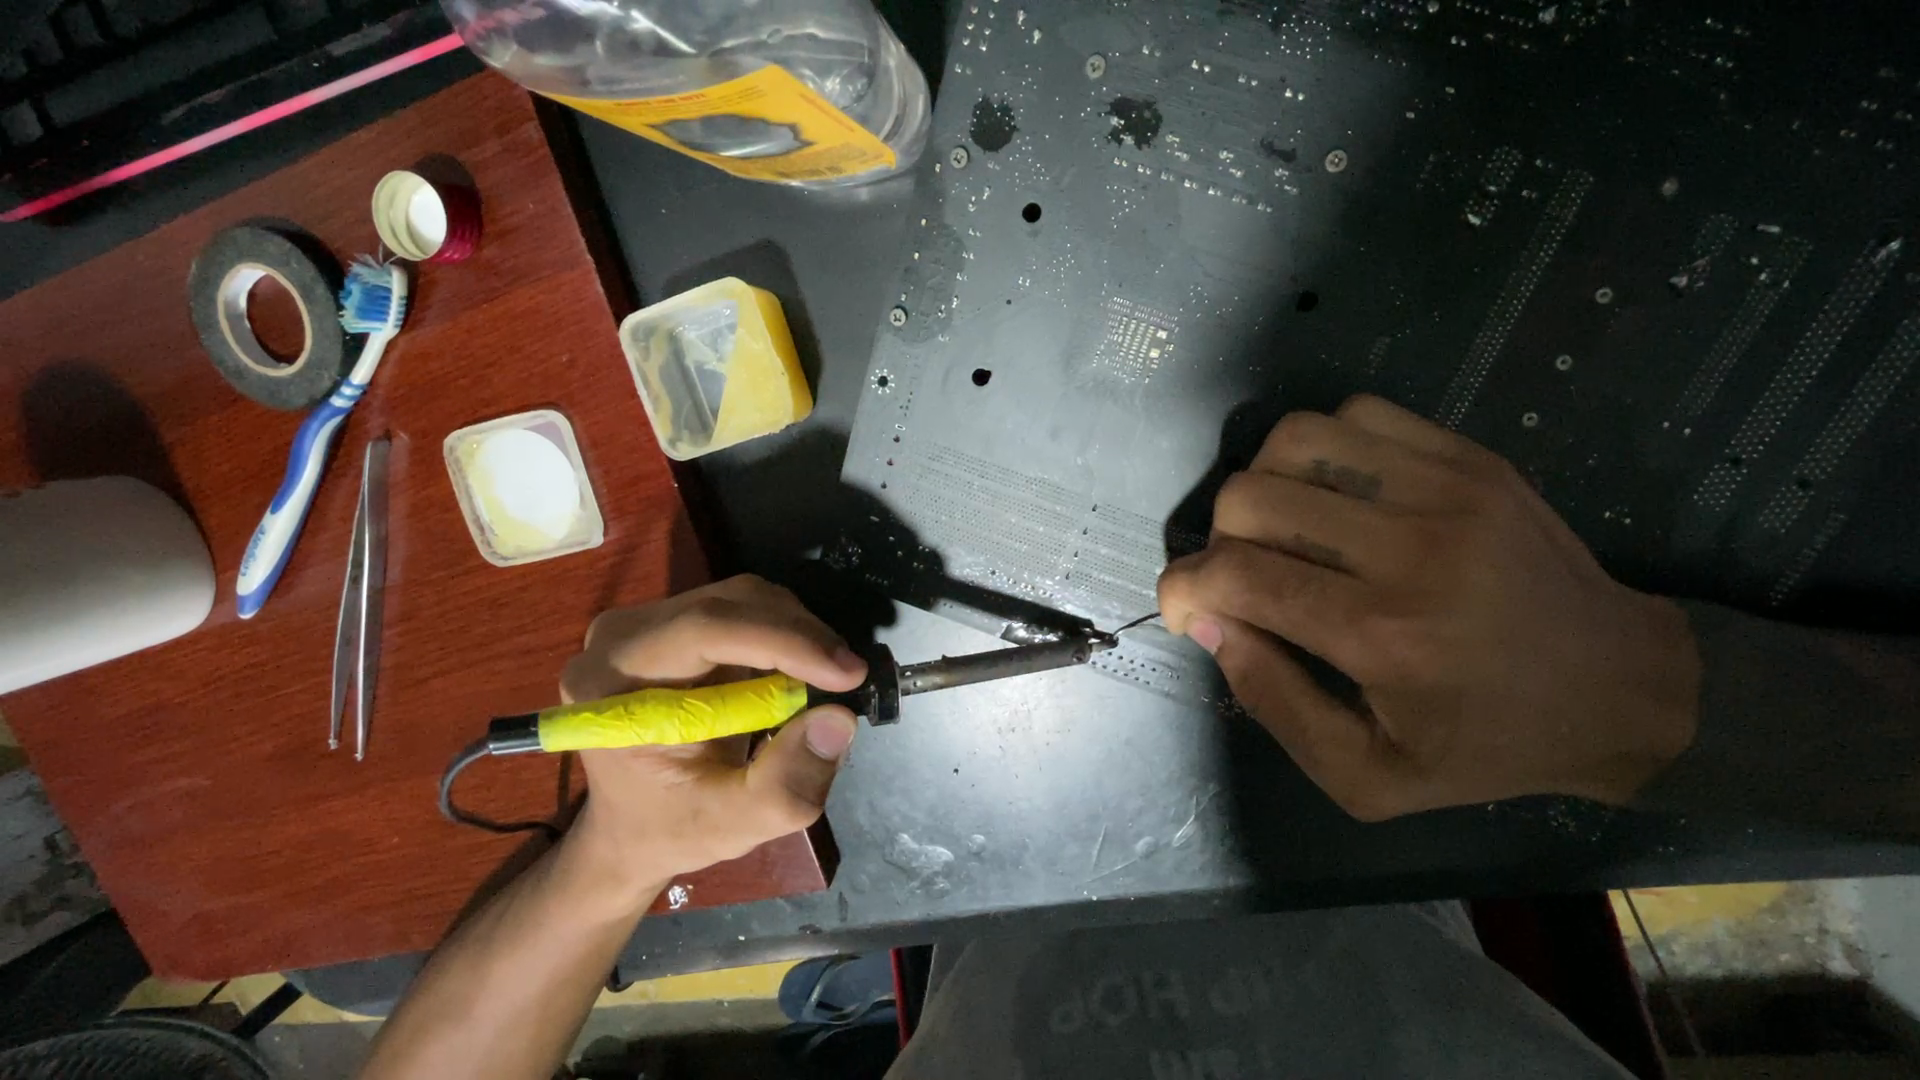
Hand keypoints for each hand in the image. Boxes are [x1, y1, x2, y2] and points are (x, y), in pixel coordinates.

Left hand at [556, 576, 867, 898]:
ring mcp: (649, 625)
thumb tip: (839, 717)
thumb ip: (785, 784)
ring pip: (746, 600)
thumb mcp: (732, 825)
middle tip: (849, 679)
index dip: (782, 641)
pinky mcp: (680, 624)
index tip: (847, 673)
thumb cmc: (671, 828)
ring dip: (798, 636)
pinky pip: (748, 611)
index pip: (702, 630)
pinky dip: (787, 638)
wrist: (634, 826)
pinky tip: (800, 677)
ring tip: (824, 685)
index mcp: (610, 682)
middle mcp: (622, 637)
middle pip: (729, 603)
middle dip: (800, 636)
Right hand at [1157, 395, 1699, 818]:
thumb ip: (1271, 701)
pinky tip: (1336, 495)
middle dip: (1219, 541)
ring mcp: (1447, 489)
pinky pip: (1354, 413)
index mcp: (1382, 635)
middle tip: (1245, 578)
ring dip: (1263, 484)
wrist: (1621, 687)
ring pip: (1293, 438)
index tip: (1185, 609)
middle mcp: (1410, 549)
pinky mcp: (1470, 457)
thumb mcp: (1367, 776)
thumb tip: (1207, 622)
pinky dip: (1320, 449)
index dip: (1182, 587)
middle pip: (1250, 497)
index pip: (1236, 575)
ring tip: (1285, 529)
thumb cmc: (1483, 746)